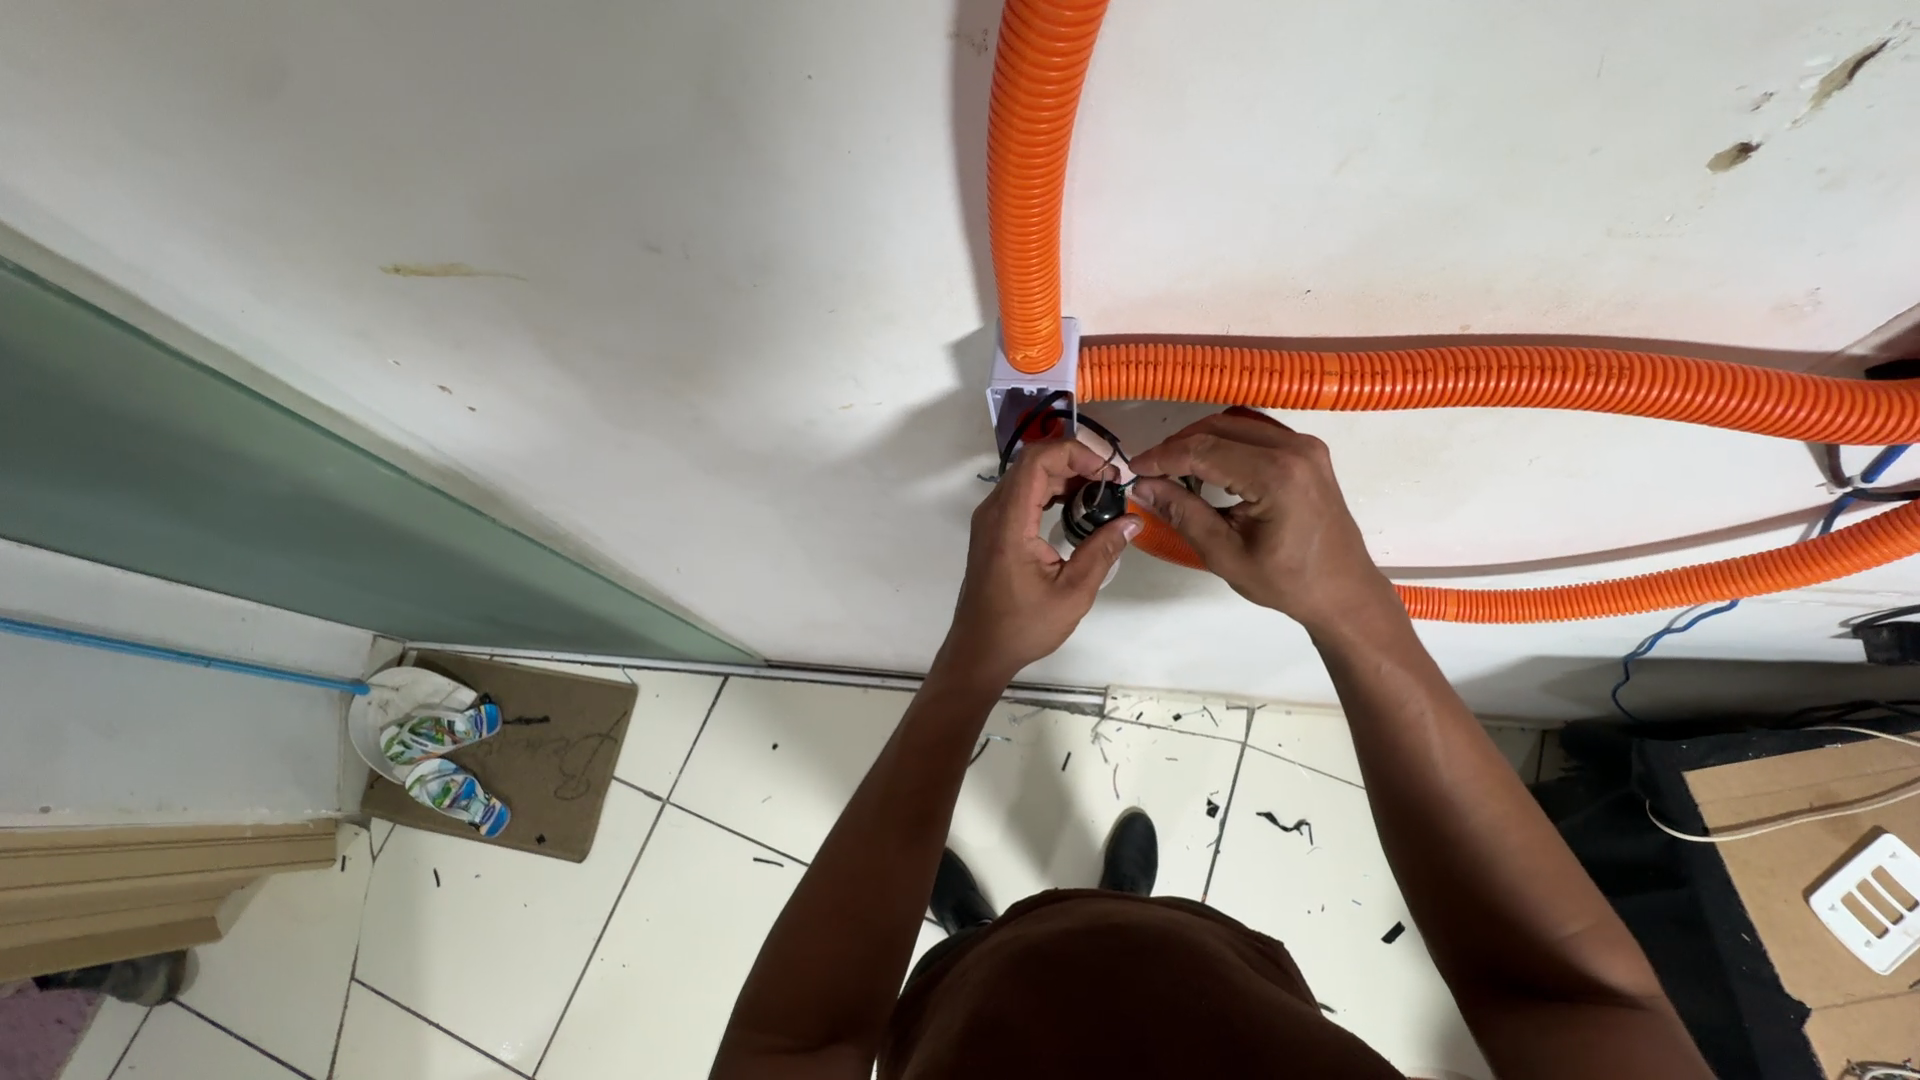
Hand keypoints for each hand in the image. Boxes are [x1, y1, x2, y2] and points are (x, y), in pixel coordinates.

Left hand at [941, 439, 1140, 683]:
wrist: (980, 649)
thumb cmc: (1023, 626)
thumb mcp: (1073, 592)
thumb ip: (1103, 551)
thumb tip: (1132, 520)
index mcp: (1009, 523)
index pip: (1037, 461)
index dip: (1075, 454)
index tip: (1107, 473)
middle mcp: (993, 512)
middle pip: (1032, 463)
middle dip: (1074, 462)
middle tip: (1110, 482)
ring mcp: (989, 520)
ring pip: (1027, 477)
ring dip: (1063, 475)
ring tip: (1099, 493)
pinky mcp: (992, 530)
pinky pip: (1021, 494)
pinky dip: (1049, 491)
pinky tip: (1075, 507)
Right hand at [1128, 408, 1394, 630]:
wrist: (1344, 591)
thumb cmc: (1287, 582)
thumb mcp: (1225, 554)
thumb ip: (1183, 513)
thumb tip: (1143, 487)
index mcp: (1276, 476)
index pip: (1204, 450)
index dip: (1162, 457)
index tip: (1133, 469)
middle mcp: (1294, 449)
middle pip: (1218, 428)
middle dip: (1178, 446)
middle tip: (1149, 472)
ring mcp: (1305, 446)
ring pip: (1235, 424)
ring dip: (1199, 441)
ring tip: (1172, 470)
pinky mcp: (1308, 451)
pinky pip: (1254, 433)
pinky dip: (1224, 443)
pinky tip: (1207, 467)